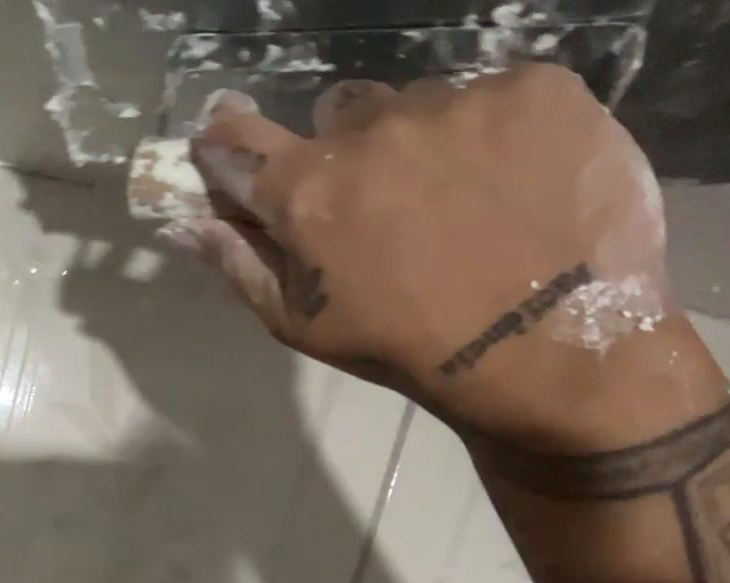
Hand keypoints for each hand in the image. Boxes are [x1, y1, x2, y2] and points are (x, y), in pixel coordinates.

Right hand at [163, 65, 714, 449]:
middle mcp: (370, 128)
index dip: (230, 141)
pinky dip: (490, 130)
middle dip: (344, 153)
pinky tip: (511, 181)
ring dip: (419, 138)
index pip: (238, 138)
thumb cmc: (402, 345)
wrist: (548, 348)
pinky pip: (491, 94)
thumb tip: (182, 224)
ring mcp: (457, 100)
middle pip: (335, 117)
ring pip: (415, 102)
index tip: (234, 145)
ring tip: (458, 196)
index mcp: (305, 190)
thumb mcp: (300, 322)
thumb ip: (238, 263)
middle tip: (380, 206)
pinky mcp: (534, 87)